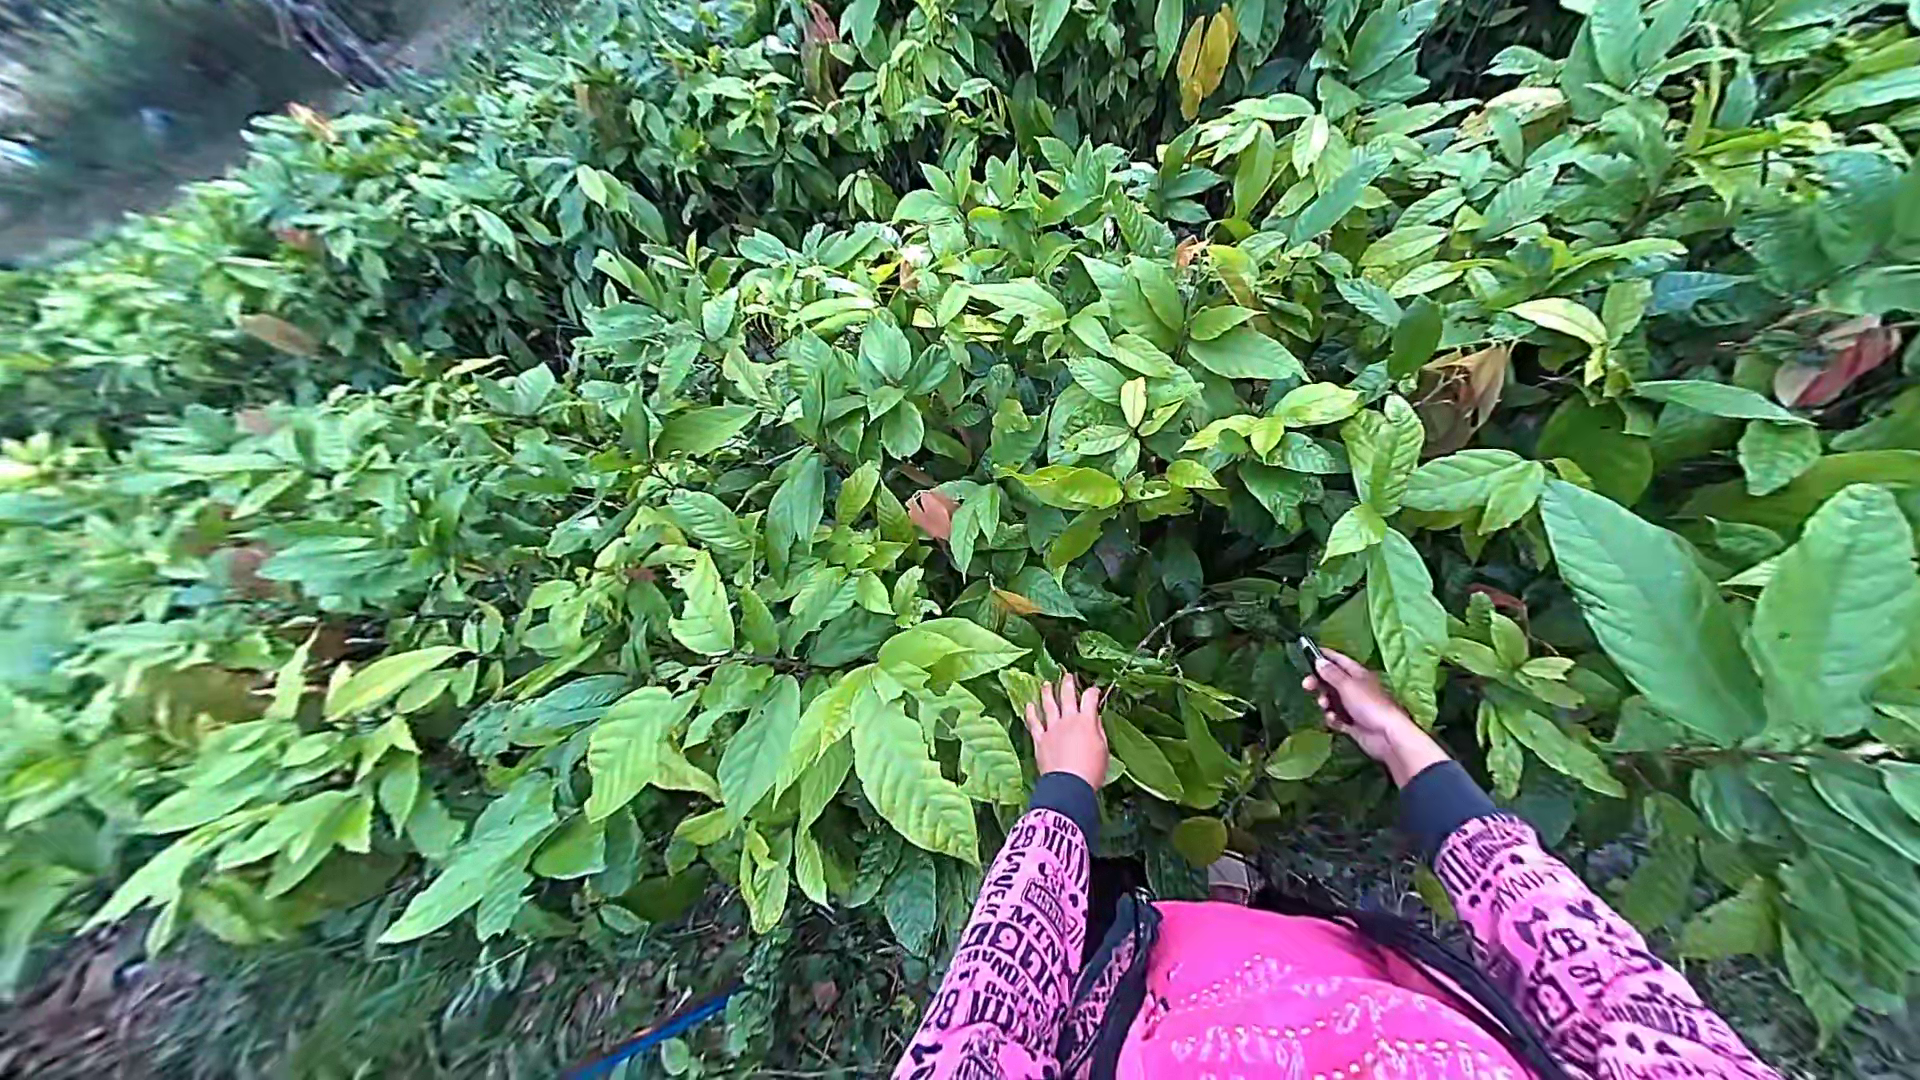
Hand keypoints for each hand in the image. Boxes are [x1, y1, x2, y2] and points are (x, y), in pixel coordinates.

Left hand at [1025, 674, 1107, 789]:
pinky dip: (1031, 713)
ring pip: (1048, 705)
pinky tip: (1029, 705)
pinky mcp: (1040, 739)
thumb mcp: (1103, 750)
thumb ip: (1098, 731)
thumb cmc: (1091, 771)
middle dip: (1068, 683)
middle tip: (1067, 675)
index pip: (1090, 699)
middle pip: (1067, 696)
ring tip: (1046, 684)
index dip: (1092, 692)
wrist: (1069, 784)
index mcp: (1086, 721)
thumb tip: (1095, 719)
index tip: (1094, 690)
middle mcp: (1068, 720)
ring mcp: (1052, 728)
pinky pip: (1034, 723)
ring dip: (1047, 692)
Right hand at [1302, 648, 1448, 787]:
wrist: (1388, 736)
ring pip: (1331, 700)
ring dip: (1324, 702)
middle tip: (1307, 685)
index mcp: (1358, 675)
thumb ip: (1331, 673)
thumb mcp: (1347, 685)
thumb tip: (1319, 661)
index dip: (1324, 655)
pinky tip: (1335, 720)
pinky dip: (1332, 718)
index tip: (1308, 652)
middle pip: (1331, 680)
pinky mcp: (1352, 723)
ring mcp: (1354, 706)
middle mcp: (1356, 688)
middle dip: (1318, 683)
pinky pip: (1335, 717)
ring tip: (1326, 706)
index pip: (1339, 660)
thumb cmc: (1369, 705)